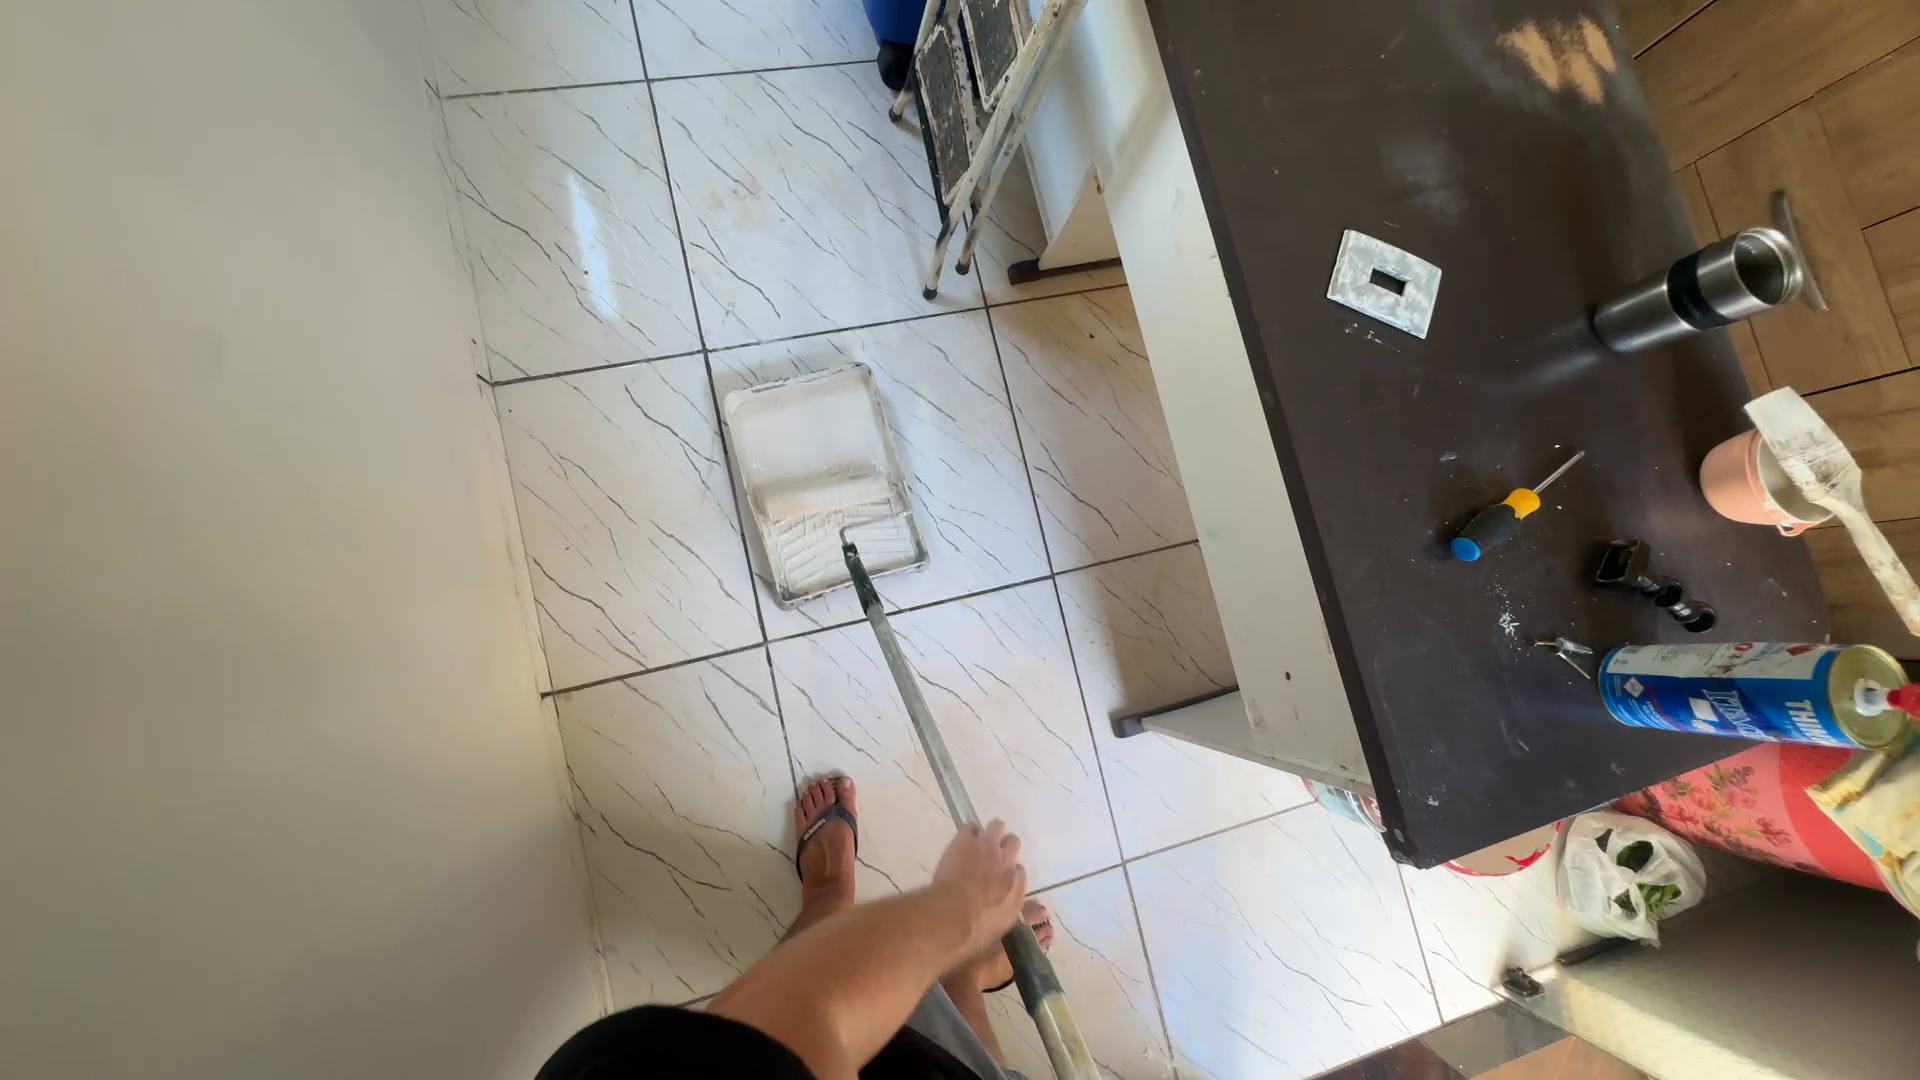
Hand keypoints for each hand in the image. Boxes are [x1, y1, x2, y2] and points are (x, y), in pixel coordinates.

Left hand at [933, 820, 1026, 952]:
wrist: (954, 916)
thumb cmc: (976, 930)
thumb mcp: (1000, 927)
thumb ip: (1006, 910)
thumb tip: (1001, 907)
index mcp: (1016, 887)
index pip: (1019, 871)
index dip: (1008, 872)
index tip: (999, 876)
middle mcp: (1007, 863)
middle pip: (1013, 843)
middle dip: (1004, 846)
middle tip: (991, 854)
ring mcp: (987, 847)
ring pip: (997, 826)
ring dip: (990, 832)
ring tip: (979, 840)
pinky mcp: (967, 839)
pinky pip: (970, 827)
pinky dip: (967, 833)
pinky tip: (961, 842)